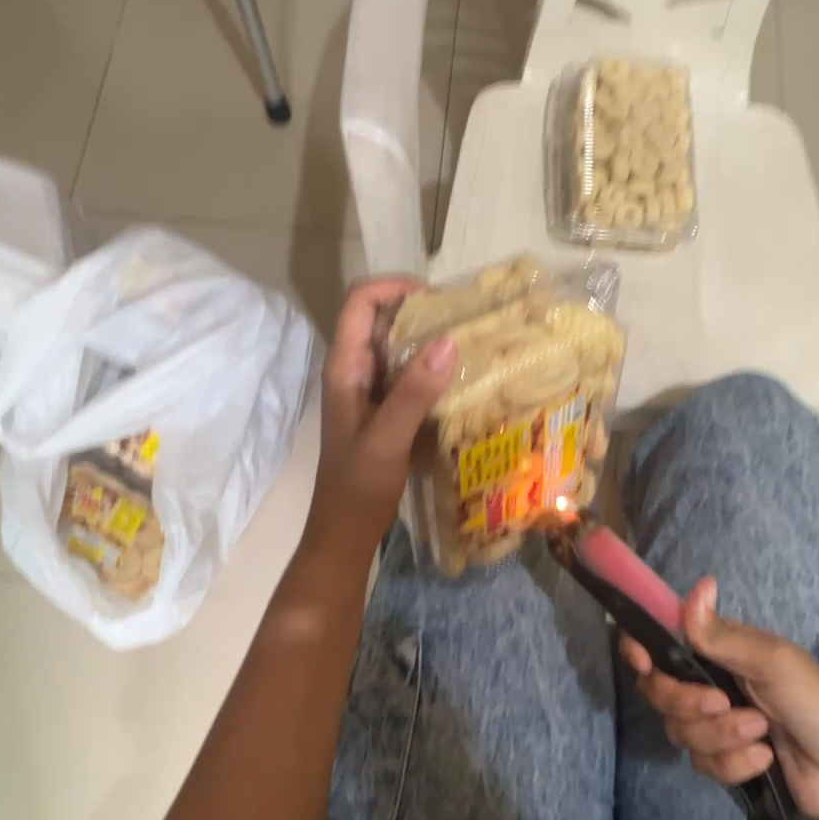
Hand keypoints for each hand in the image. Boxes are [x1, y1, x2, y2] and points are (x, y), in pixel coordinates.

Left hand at [304, 276, 456, 560]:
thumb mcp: (387, 440)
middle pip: (384, 319)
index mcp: (345, 368)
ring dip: (431, 342)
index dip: (394, 287)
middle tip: (466, 320)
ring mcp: (371, 392)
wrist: (346, 532)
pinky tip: (464, 381)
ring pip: (400, 348)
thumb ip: (413, 393)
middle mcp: (356, 371)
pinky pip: (410, 378)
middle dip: (422, 312)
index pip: (360, 302)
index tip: (437, 299)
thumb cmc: (358, 488)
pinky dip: (434, 371)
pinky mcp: (387, 412)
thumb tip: (448, 342)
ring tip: (473, 344)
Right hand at [621, 579, 818, 819]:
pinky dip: (732, 764)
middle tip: (725, 703)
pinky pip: (700, 763)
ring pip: (679, 730)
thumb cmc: (817, 704)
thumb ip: (722, 634)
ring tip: (761, 734)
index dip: (638, 649)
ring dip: (720, 736)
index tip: (643, 663)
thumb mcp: (773, 662)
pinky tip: (763, 760)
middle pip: (658, 690)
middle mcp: (708, 681)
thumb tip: (698, 585)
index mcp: (717, 650)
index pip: (658, 640)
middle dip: (688, 702)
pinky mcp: (722, 759)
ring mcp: (713, 723)